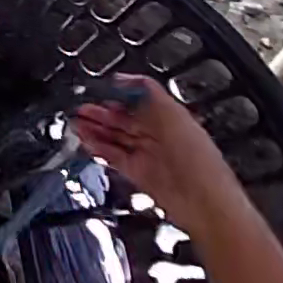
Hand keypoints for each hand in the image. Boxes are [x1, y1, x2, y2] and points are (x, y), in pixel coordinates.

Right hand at [74, 74, 226, 206]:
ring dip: (95, 130)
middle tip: (79, 107)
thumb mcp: (170, 111)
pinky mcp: (141, 174)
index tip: (96, 90)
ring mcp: (148, 154)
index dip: (115, 94)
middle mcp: (156, 134)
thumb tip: (122, 78)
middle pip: (121, 118)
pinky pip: (115, 157)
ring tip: (76, 123)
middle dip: (100, 112)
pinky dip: (100, 149)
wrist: (207, 204)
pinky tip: (86, 142)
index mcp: (166, 115)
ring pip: (115, 137)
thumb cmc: (198, 158)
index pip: (134, 98)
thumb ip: (145, 90)